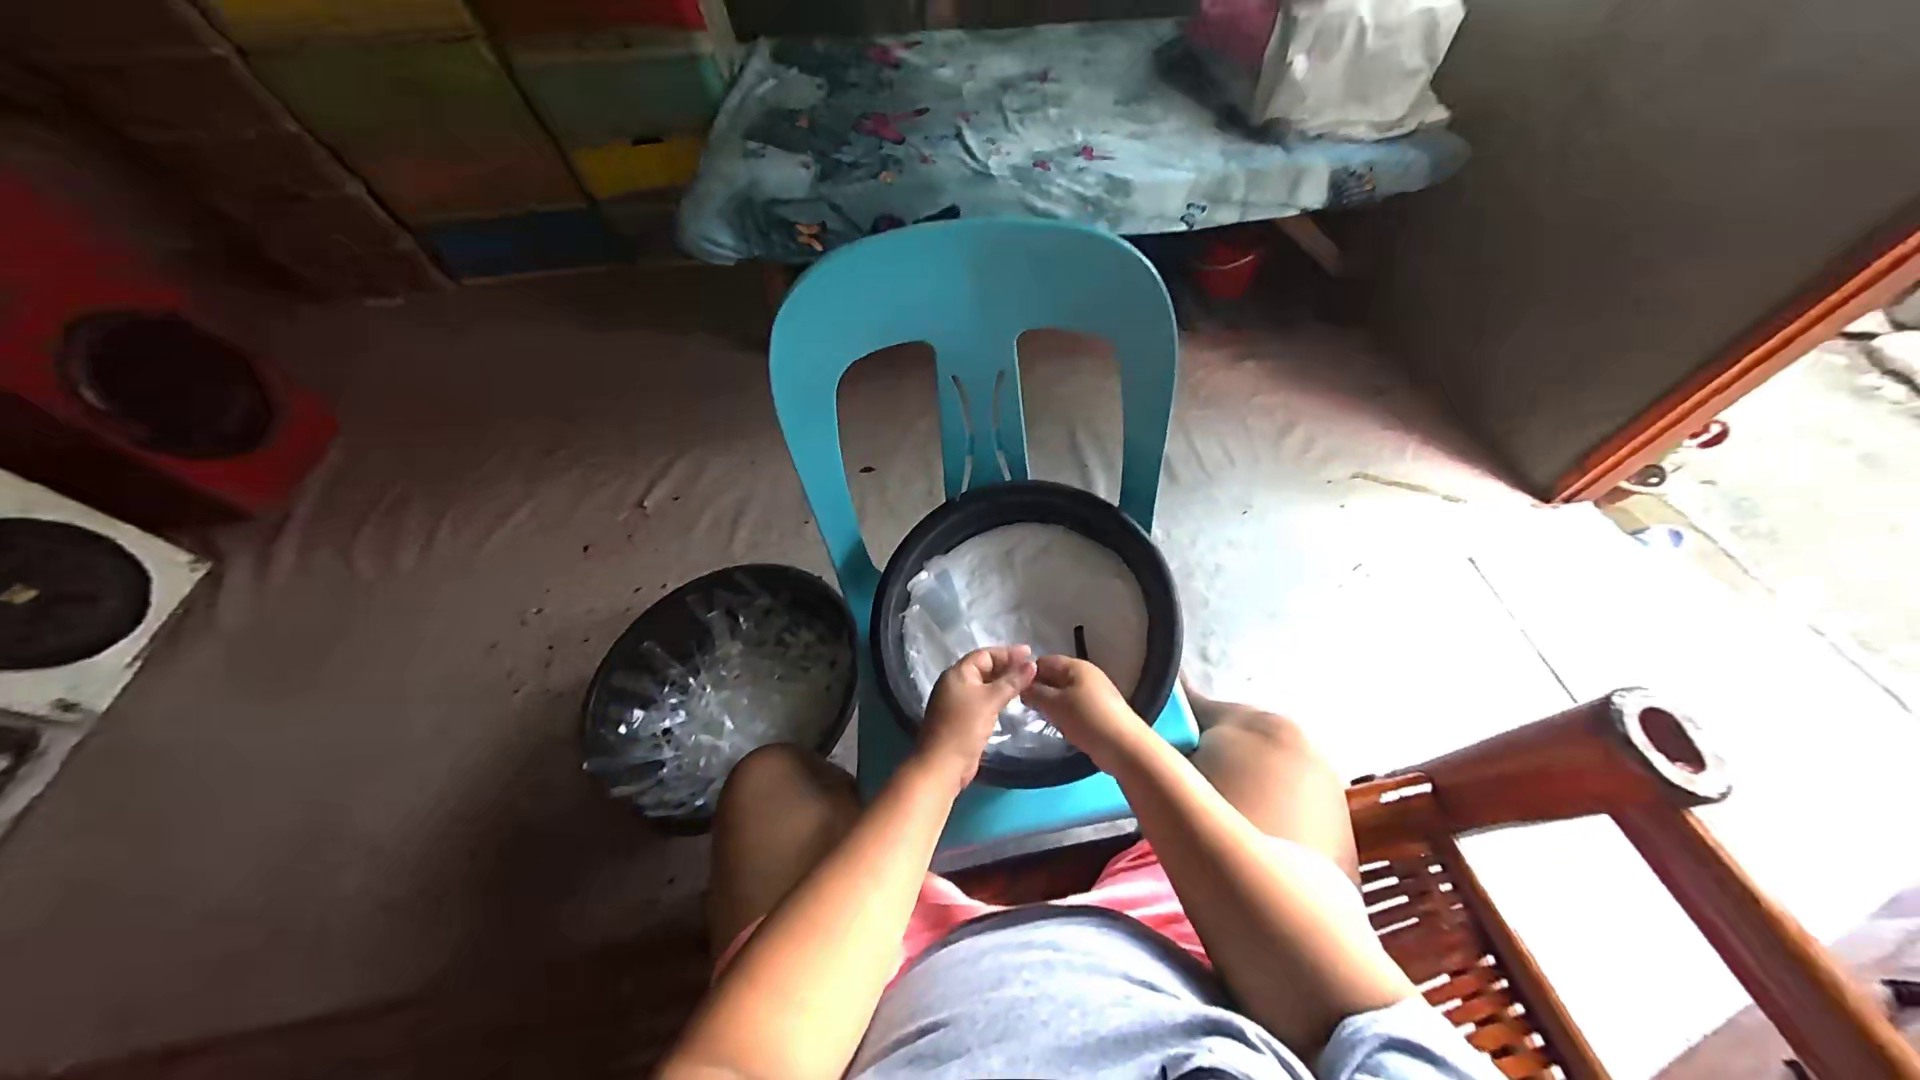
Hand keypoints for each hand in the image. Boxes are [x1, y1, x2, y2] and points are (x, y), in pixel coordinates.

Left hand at [915, 645, 1036, 787]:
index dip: (1008, 653)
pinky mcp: (963, 719)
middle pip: (984, 668)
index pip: (984, 655)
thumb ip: (1011, 681)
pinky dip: (998, 697)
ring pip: (985, 685)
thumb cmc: (964, 727)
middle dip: (1007, 667)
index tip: (1030, 654)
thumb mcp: (990, 700)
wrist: (943, 765)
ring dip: (1004, 682)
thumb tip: (1032, 665)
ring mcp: (958, 702)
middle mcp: (955, 684)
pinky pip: (984, 700)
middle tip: (1032, 668)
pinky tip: (1012, 701)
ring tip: (1027, 682)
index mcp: (957, 674)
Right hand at [1020, 655, 1143, 767]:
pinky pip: (1074, 706)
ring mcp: (1095, 693)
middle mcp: (1087, 674)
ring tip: (1041, 718)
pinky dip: (1064, 714)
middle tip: (1025, 707)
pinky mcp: (1099, 711)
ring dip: (1051, 704)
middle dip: (1039, 690)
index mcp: (1076, 666)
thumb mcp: (1054, 705)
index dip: (1027, 674)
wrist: (1125, 747)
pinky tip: (1060, 726)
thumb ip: (1035, 693)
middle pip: (1054, 676)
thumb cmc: (1087, 719)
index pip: (1044, 661)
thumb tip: (1022, 687)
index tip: (1015, 691)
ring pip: (1063, 693)